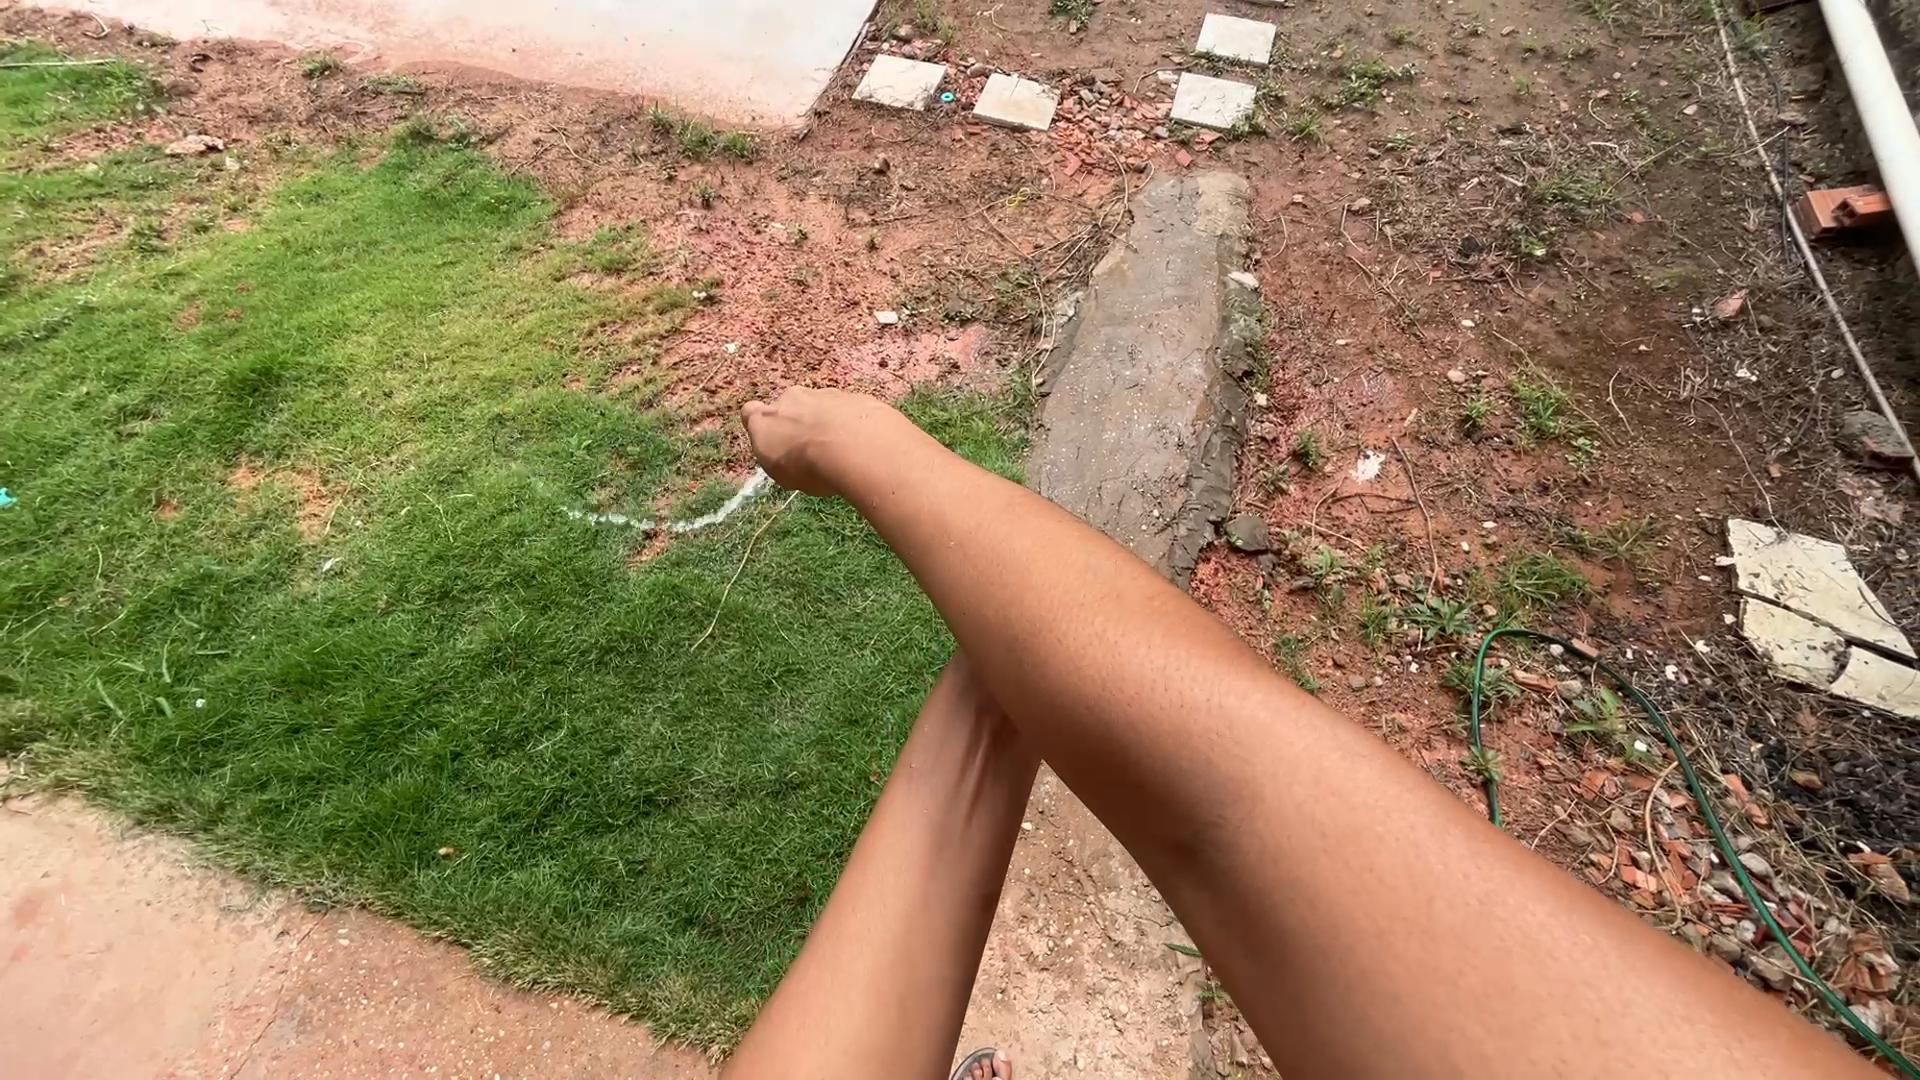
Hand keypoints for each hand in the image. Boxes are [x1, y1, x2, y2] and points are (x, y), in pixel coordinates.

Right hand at [742, 387, 907, 496]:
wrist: (854, 447)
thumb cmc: (809, 466)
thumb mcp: (784, 475)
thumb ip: (780, 458)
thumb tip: (787, 456)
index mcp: (764, 419)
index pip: (751, 413)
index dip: (763, 426)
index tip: (775, 442)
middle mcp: (790, 399)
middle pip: (790, 406)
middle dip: (800, 422)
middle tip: (814, 448)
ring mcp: (823, 394)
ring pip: (821, 404)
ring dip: (828, 421)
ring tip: (843, 449)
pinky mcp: (853, 396)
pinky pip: (849, 408)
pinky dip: (854, 421)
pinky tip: (863, 442)